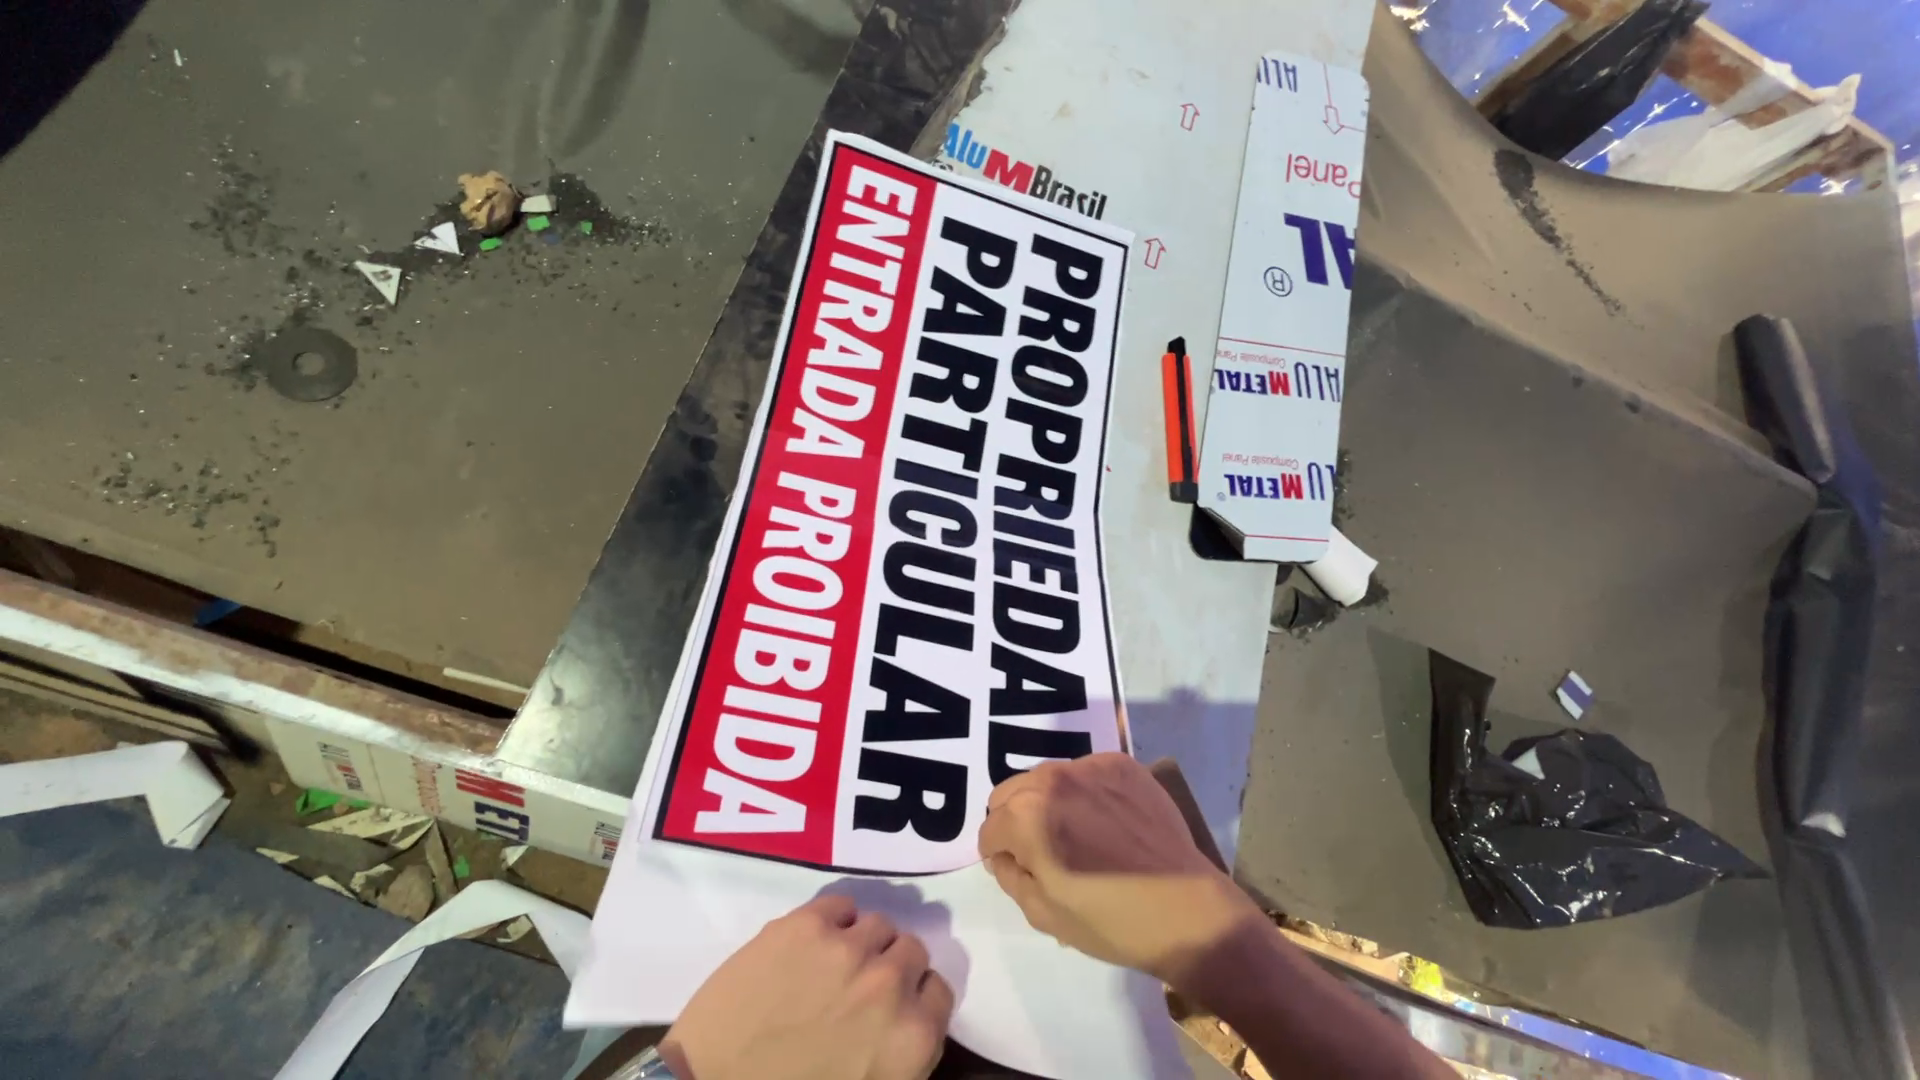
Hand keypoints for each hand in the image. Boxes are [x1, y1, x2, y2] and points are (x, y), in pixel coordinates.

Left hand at [660, 895, 954, 1079]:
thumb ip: (902, 1052)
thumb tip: (909, 1018)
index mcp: (912, 1038)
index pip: (939, 991)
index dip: (916, 997)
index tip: (895, 1006)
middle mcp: (890, 984)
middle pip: (912, 950)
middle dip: (891, 967)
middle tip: (861, 989)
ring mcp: (846, 949)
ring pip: (878, 924)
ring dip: (862, 944)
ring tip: (833, 966)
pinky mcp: (804, 926)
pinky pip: (840, 904)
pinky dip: (834, 922)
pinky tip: (812, 946)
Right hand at [977, 753, 1264, 983]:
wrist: (1187, 910)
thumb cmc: (1111, 921)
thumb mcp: (1043, 913)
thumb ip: (1010, 876)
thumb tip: (1005, 854)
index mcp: (1026, 815)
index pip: (990, 830)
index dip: (1000, 856)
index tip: (1021, 870)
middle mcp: (1053, 779)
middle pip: (1010, 792)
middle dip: (1016, 820)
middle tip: (1042, 852)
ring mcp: (1090, 767)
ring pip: (1047, 778)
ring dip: (1049, 802)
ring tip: (1078, 835)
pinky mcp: (1122, 765)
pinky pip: (1085, 773)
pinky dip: (1086, 793)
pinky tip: (1107, 823)